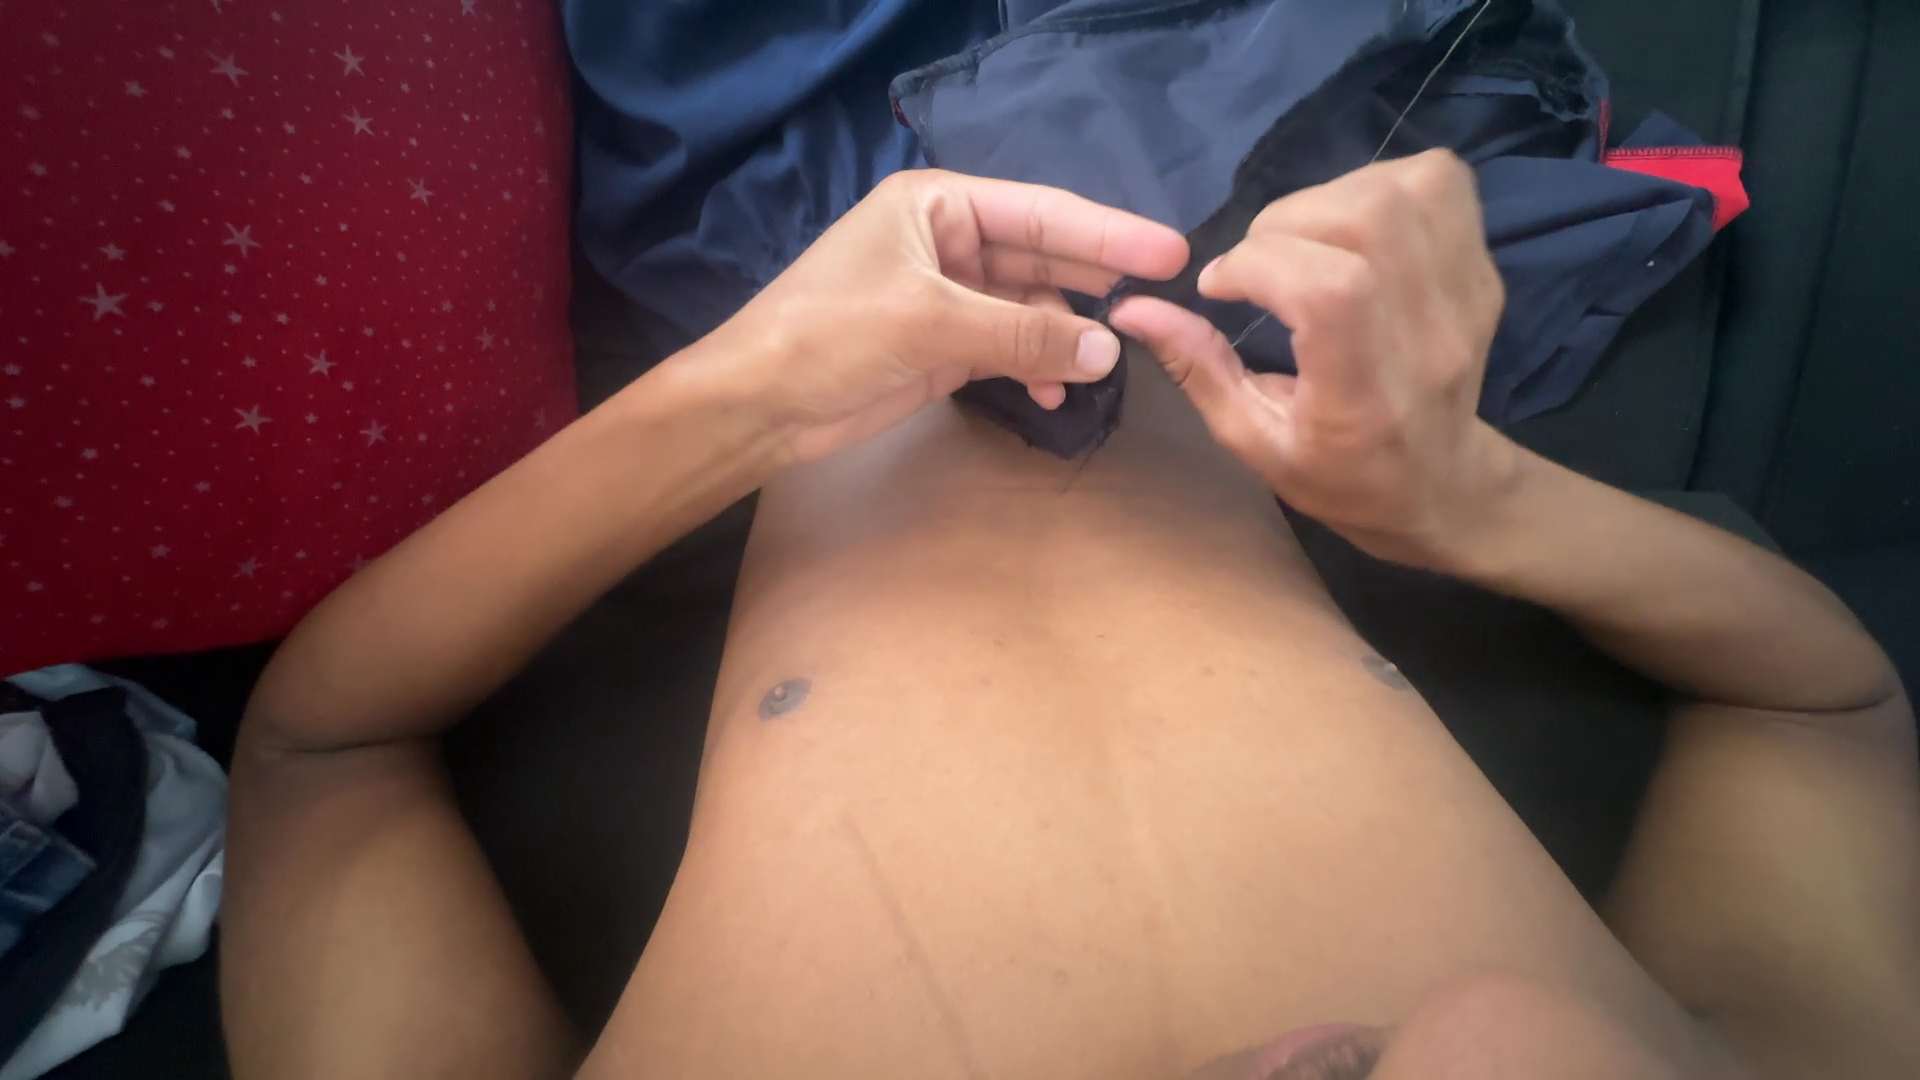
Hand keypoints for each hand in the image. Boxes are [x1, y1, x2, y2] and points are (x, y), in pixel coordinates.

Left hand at [701, 169, 1188, 463]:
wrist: (766, 402)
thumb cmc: (835, 334)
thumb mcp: (931, 322)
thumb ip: (1022, 333)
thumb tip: (1106, 351)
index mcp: (940, 207)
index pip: (1041, 213)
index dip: (1107, 234)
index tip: (1168, 252)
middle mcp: (950, 245)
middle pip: (1040, 258)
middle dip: (1093, 284)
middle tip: (1156, 303)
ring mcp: (949, 299)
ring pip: (1028, 311)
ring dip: (1062, 338)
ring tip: (1101, 366)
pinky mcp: (945, 348)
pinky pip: (1008, 350)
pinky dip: (1033, 369)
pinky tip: (1055, 393)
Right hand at [1109, 150, 1514, 567]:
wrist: (1441, 486)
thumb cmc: (1337, 478)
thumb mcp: (1252, 440)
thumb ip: (1197, 370)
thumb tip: (1133, 310)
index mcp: (1364, 394)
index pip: (1329, 287)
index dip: (1258, 263)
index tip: (1218, 285)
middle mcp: (1428, 334)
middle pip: (1367, 219)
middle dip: (1283, 222)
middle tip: (1254, 262)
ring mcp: (1468, 293)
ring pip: (1404, 189)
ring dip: (1326, 198)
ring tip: (1294, 243)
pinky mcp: (1484, 267)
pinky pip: (1438, 183)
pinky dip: (1376, 186)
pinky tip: (1343, 228)